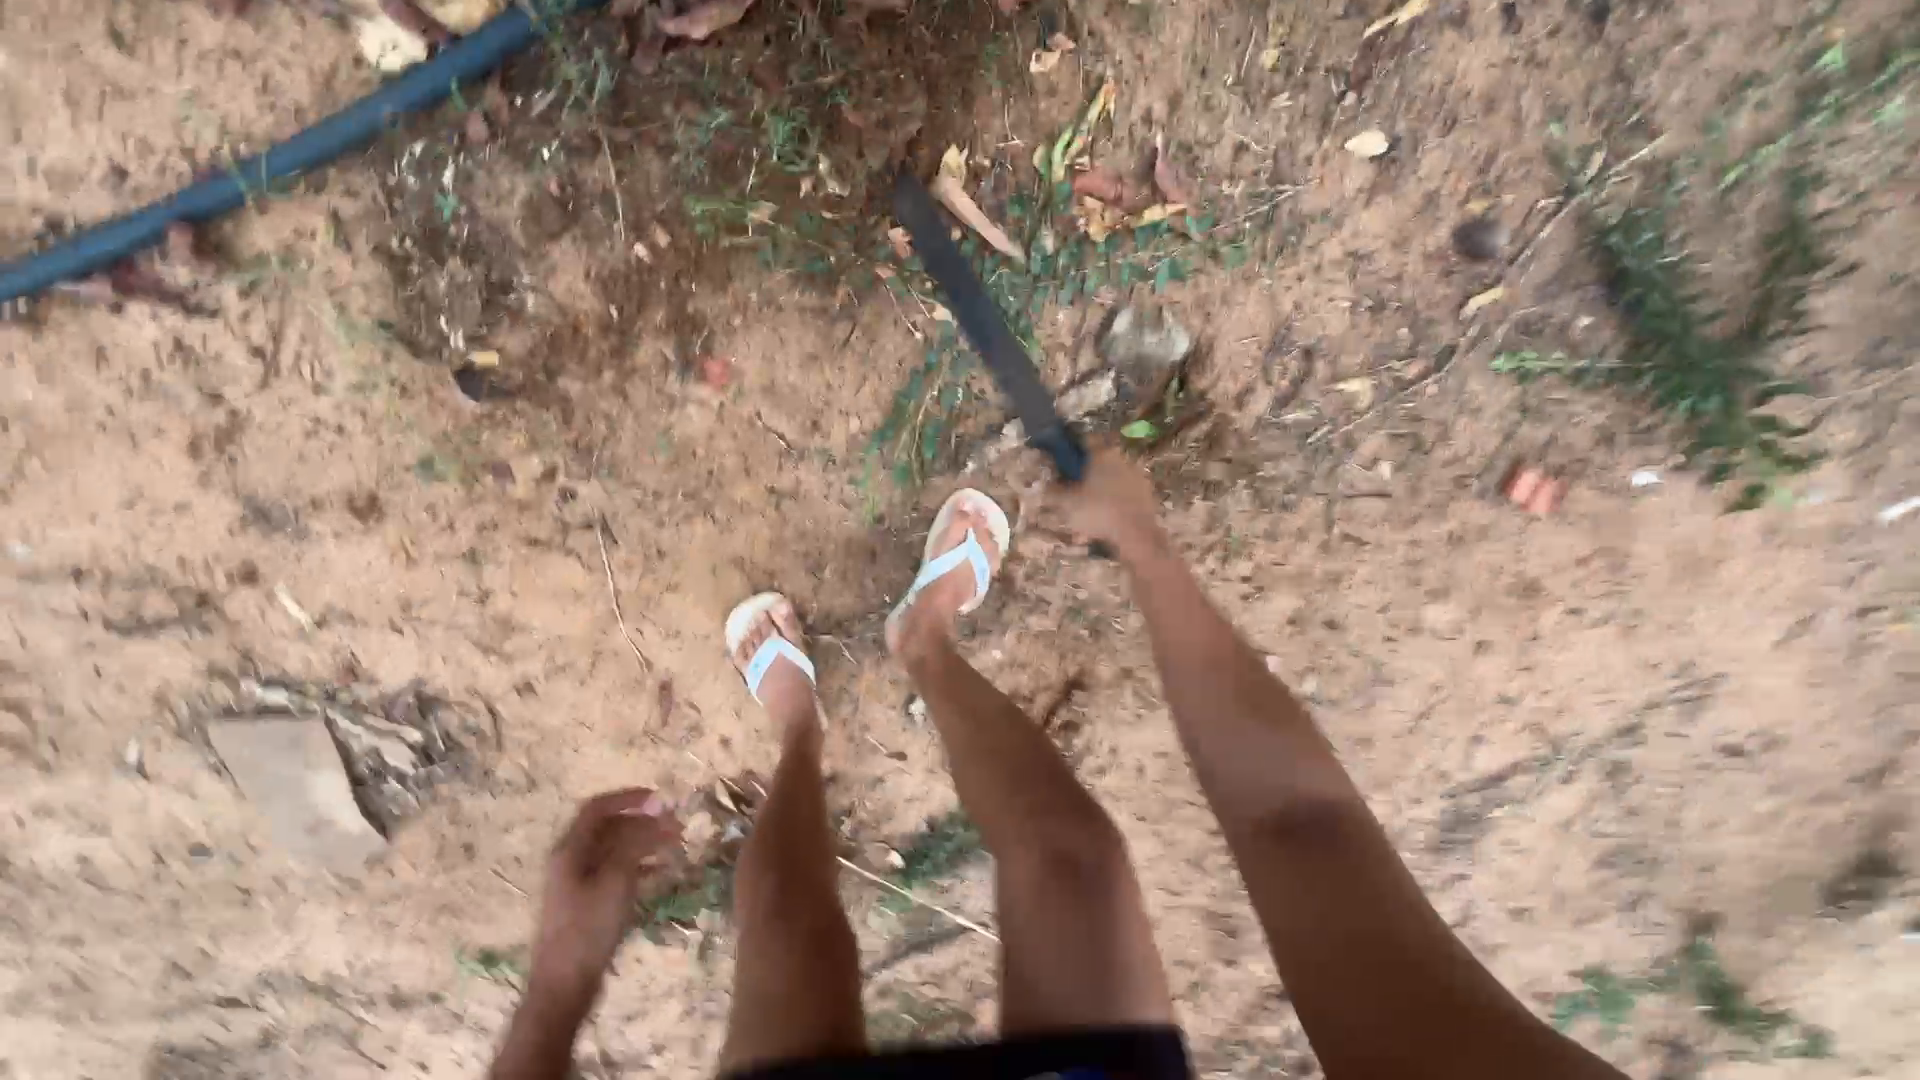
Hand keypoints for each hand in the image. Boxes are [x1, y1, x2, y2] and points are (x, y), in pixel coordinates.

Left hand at [528, 788, 681, 1010]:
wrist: (564, 985)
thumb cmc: (589, 928)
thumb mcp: (617, 879)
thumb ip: (636, 842)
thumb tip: (657, 815)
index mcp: (570, 850)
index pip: (598, 808)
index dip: (628, 798)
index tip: (661, 799)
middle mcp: (570, 860)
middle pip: (608, 827)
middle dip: (643, 822)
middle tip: (676, 825)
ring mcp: (577, 882)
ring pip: (614, 849)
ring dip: (644, 842)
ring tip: (675, 845)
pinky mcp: (587, 902)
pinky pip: (615, 871)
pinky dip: (639, 865)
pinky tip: (662, 871)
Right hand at [1049, 445, 1164, 557]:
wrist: (1138, 535)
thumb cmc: (1099, 512)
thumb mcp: (1066, 503)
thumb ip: (1053, 491)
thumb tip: (1045, 484)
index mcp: (1102, 454)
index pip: (1084, 439)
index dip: (1071, 446)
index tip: (1061, 458)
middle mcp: (1121, 458)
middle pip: (1099, 458)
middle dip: (1085, 470)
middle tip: (1072, 487)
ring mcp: (1137, 475)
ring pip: (1112, 476)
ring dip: (1100, 487)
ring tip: (1088, 508)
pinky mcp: (1146, 493)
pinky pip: (1124, 492)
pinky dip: (1114, 500)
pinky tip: (1105, 518)